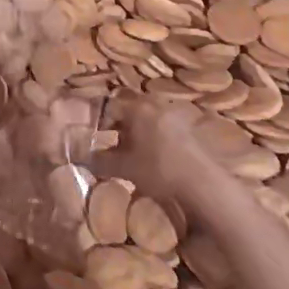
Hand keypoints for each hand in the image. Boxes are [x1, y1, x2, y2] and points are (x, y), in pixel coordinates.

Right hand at [96, 99, 228, 203]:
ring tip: (134, 149)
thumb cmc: (158, 169)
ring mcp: (175, 113)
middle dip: (120, 123)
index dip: (100, 121)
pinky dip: (155, 134)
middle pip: (130, 108)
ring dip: (138, 128)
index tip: (96, 137)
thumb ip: (101, 160)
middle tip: (113, 141)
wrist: (203, 184)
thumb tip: (85, 158)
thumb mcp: (123, 167)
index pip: (110, 106)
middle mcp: (155, 103)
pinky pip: (164, 124)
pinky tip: (154, 154)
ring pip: (148, 115)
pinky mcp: (190, 126)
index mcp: (137, 107)